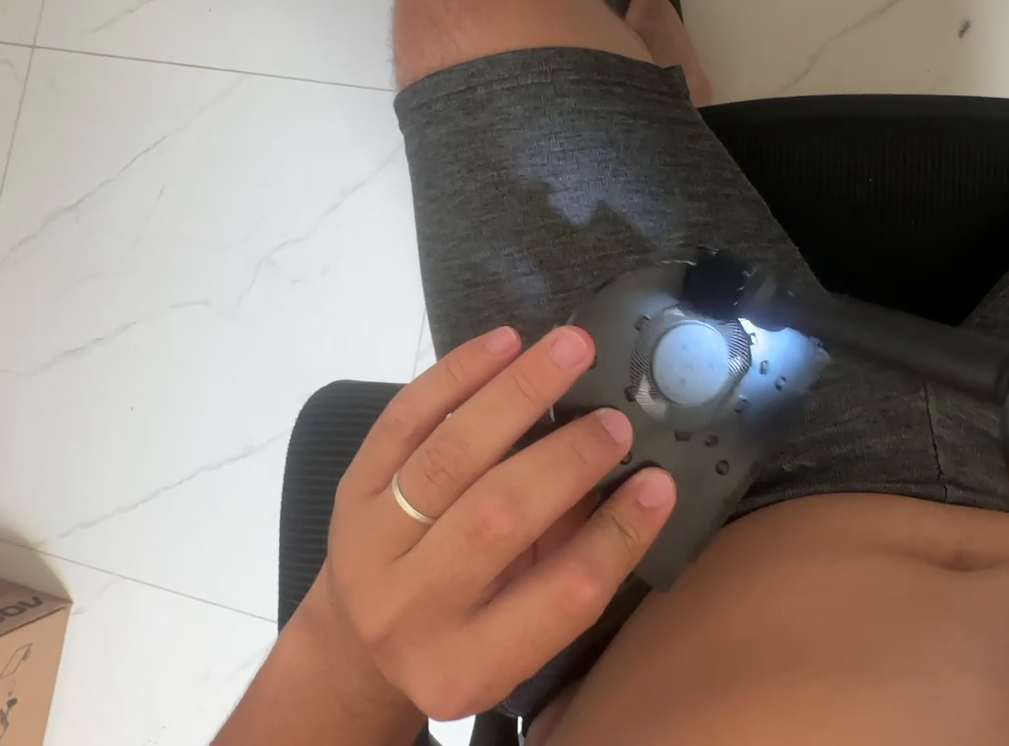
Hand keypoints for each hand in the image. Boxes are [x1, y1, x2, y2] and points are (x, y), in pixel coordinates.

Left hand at [303, 324, 677, 721]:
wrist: (360, 636)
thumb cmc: (467, 627)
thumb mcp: (521, 629)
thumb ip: (573, 560)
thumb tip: (636, 477)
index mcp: (467, 666)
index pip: (560, 597)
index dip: (618, 535)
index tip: (659, 482)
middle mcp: (409, 608)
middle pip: (498, 518)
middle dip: (568, 458)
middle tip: (615, 420)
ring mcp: (368, 541)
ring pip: (451, 455)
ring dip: (518, 392)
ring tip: (570, 349)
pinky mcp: (349, 485)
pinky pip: (404, 417)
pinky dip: (458, 373)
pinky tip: (506, 343)